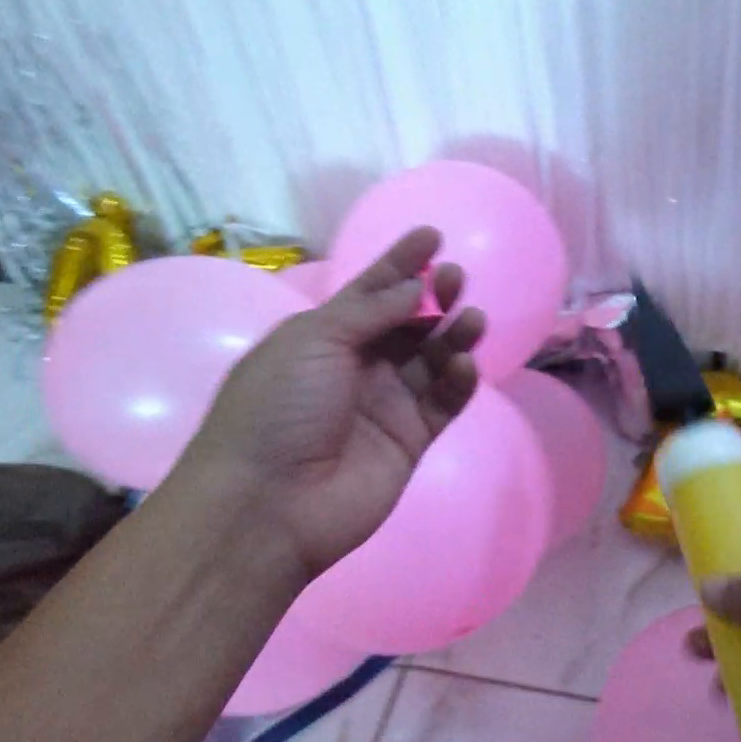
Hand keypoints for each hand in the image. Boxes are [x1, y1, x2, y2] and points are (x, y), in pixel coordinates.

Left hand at [171, 227, 482, 579]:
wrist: (268, 505)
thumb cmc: (277, 410)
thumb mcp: (312, 340)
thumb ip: (370, 310)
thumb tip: (415, 285)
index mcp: (322, 337)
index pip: (369, 291)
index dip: (399, 262)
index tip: (432, 236)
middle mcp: (357, 365)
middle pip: (407, 321)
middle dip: (433, 295)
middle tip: (455, 278)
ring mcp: (386, 403)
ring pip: (432, 358)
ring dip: (453, 334)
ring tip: (472, 318)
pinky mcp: (411, 438)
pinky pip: (444, 400)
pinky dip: (459, 380)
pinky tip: (464, 364)